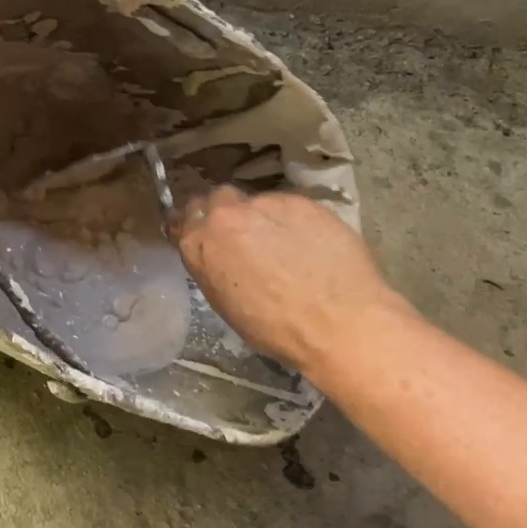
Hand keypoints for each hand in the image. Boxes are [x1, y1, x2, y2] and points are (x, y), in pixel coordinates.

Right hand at [174, 186, 404, 374]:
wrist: (339, 323)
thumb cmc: (276, 329)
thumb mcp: (225, 302)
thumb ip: (213, 265)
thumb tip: (220, 254)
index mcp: (198, 244)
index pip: (186, 217)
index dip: (200, 225)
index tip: (211, 235)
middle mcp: (224, 216)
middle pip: (218, 199)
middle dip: (228, 213)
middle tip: (247, 236)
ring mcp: (263, 204)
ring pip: (258, 202)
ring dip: (265, 218)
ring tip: (289, 245)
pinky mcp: (301, 201)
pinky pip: (291, 206)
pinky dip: (296, 221)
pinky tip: (313, 244)